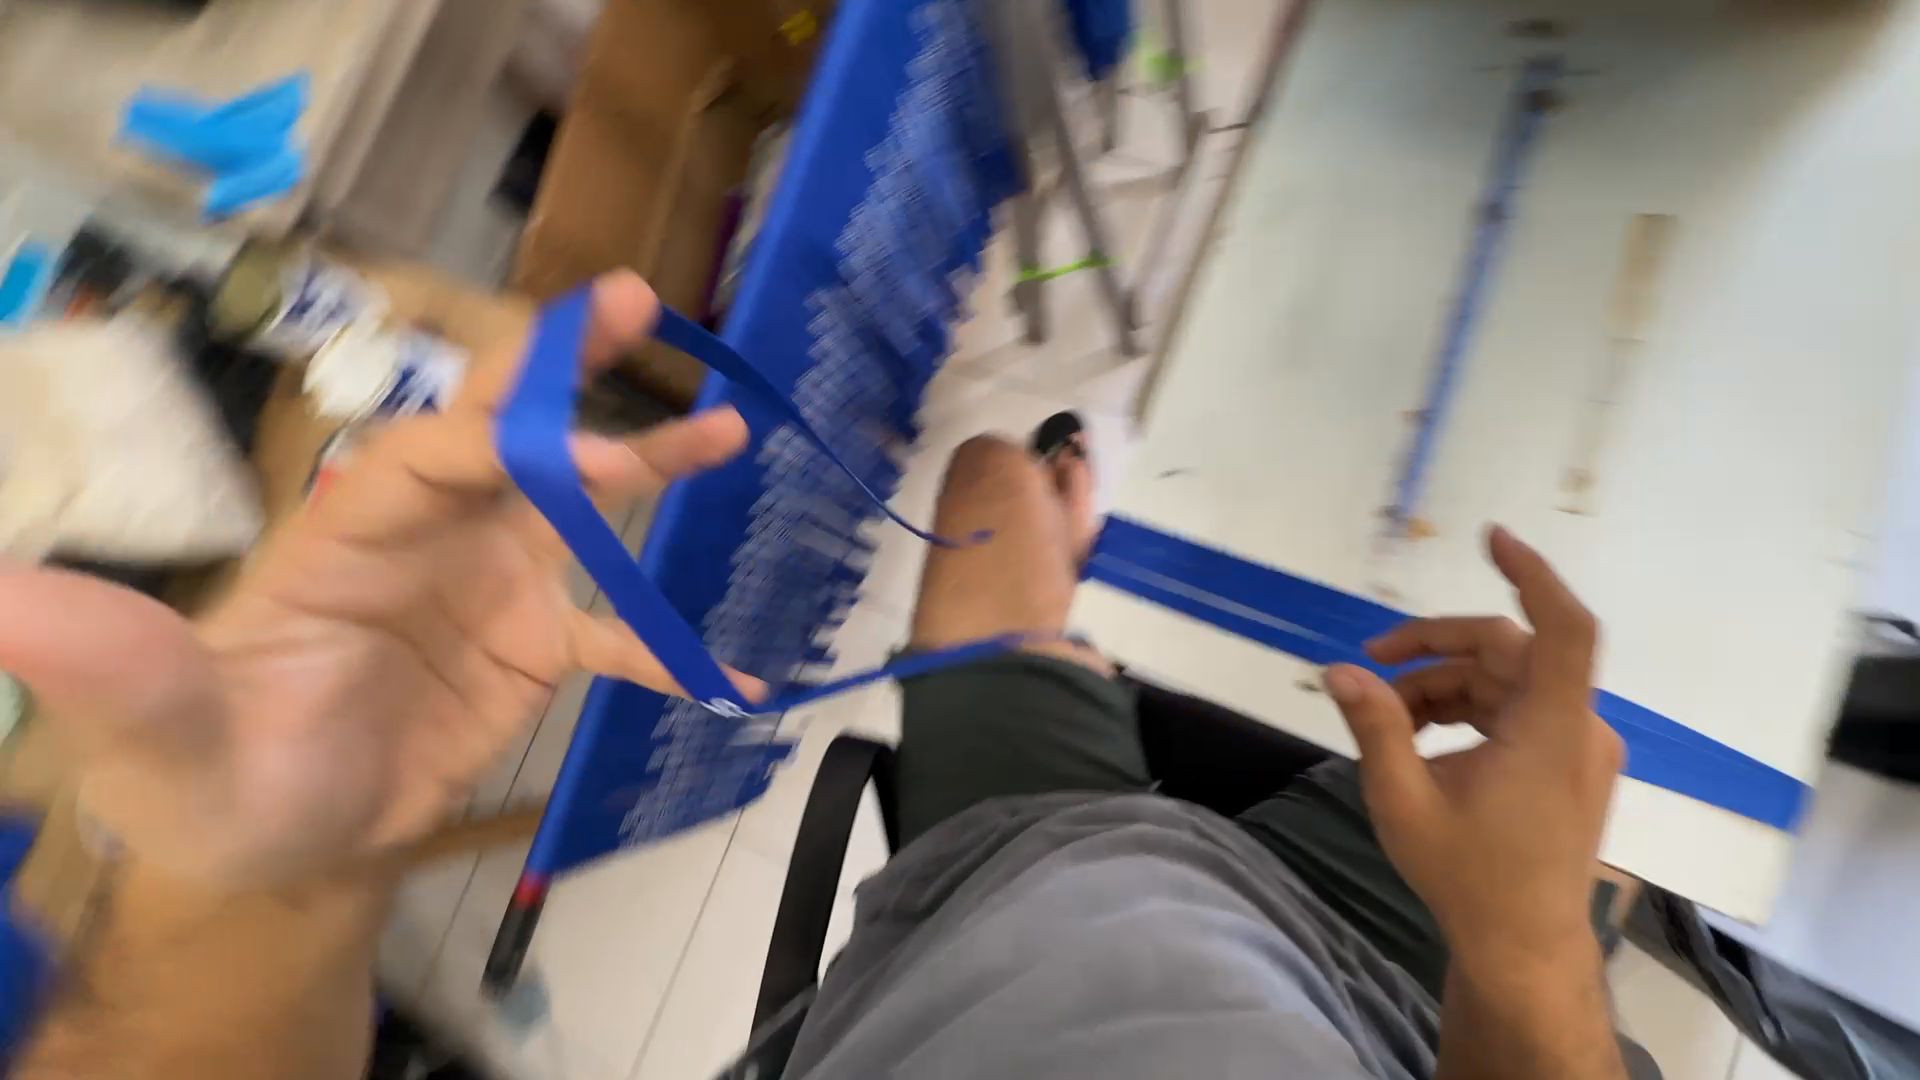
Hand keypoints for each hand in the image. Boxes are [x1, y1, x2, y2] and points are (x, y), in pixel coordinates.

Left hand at [0, 271, 755, 882]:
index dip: (520, 444)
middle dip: (570, 366)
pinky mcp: (543, 644)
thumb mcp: (162, 739)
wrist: (293, 842)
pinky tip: (730, 675)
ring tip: (729, 433)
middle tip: (639, 304)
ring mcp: (501, 585)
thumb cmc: (217, 782)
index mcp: (351, 533)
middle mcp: (437, 535)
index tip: (605, 462)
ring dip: (655, 470)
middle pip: (511, 432)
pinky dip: (671, 653)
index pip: (437, 455)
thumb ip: (123, 670)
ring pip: (588, 510)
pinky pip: (619, 640)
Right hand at [1323, 526, 1622, 967]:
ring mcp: (1574, 744)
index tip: (1493, 537)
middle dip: (1431, 649)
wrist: (1520, 942)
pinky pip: (1508, 705)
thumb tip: (1336, 670)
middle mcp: (1576, 728)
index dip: (1533, 576)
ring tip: (1386, 719)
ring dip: (1437, 684)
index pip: (1563, 632)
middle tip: (1369, 662)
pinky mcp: (1563, 758)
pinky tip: (1417, 734)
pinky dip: (1459, 706)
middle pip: (1505, 651)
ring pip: (1500, 678)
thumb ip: (1375, 726)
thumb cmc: (1465, 872)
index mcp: (1549, 734)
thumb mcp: (1402, 798)